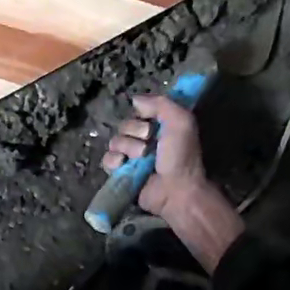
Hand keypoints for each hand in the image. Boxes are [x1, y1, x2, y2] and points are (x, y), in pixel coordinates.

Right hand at [101, 95, 243, 271]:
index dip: (142, 114)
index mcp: (158, 126)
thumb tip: (134, 99)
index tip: (152, 122)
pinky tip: (123, 165)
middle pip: (124, 125)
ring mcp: (130, 157)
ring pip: (115, 141)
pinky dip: (114, 161)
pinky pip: (107, 160)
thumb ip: (160, 103)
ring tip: (142, 158)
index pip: (137, 111)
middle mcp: (143, 139)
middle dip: (135, 132)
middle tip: (150, 143)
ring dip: (128, 148)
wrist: (176, 189)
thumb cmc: (181, 155)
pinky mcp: (121, 173)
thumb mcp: (180, 121)